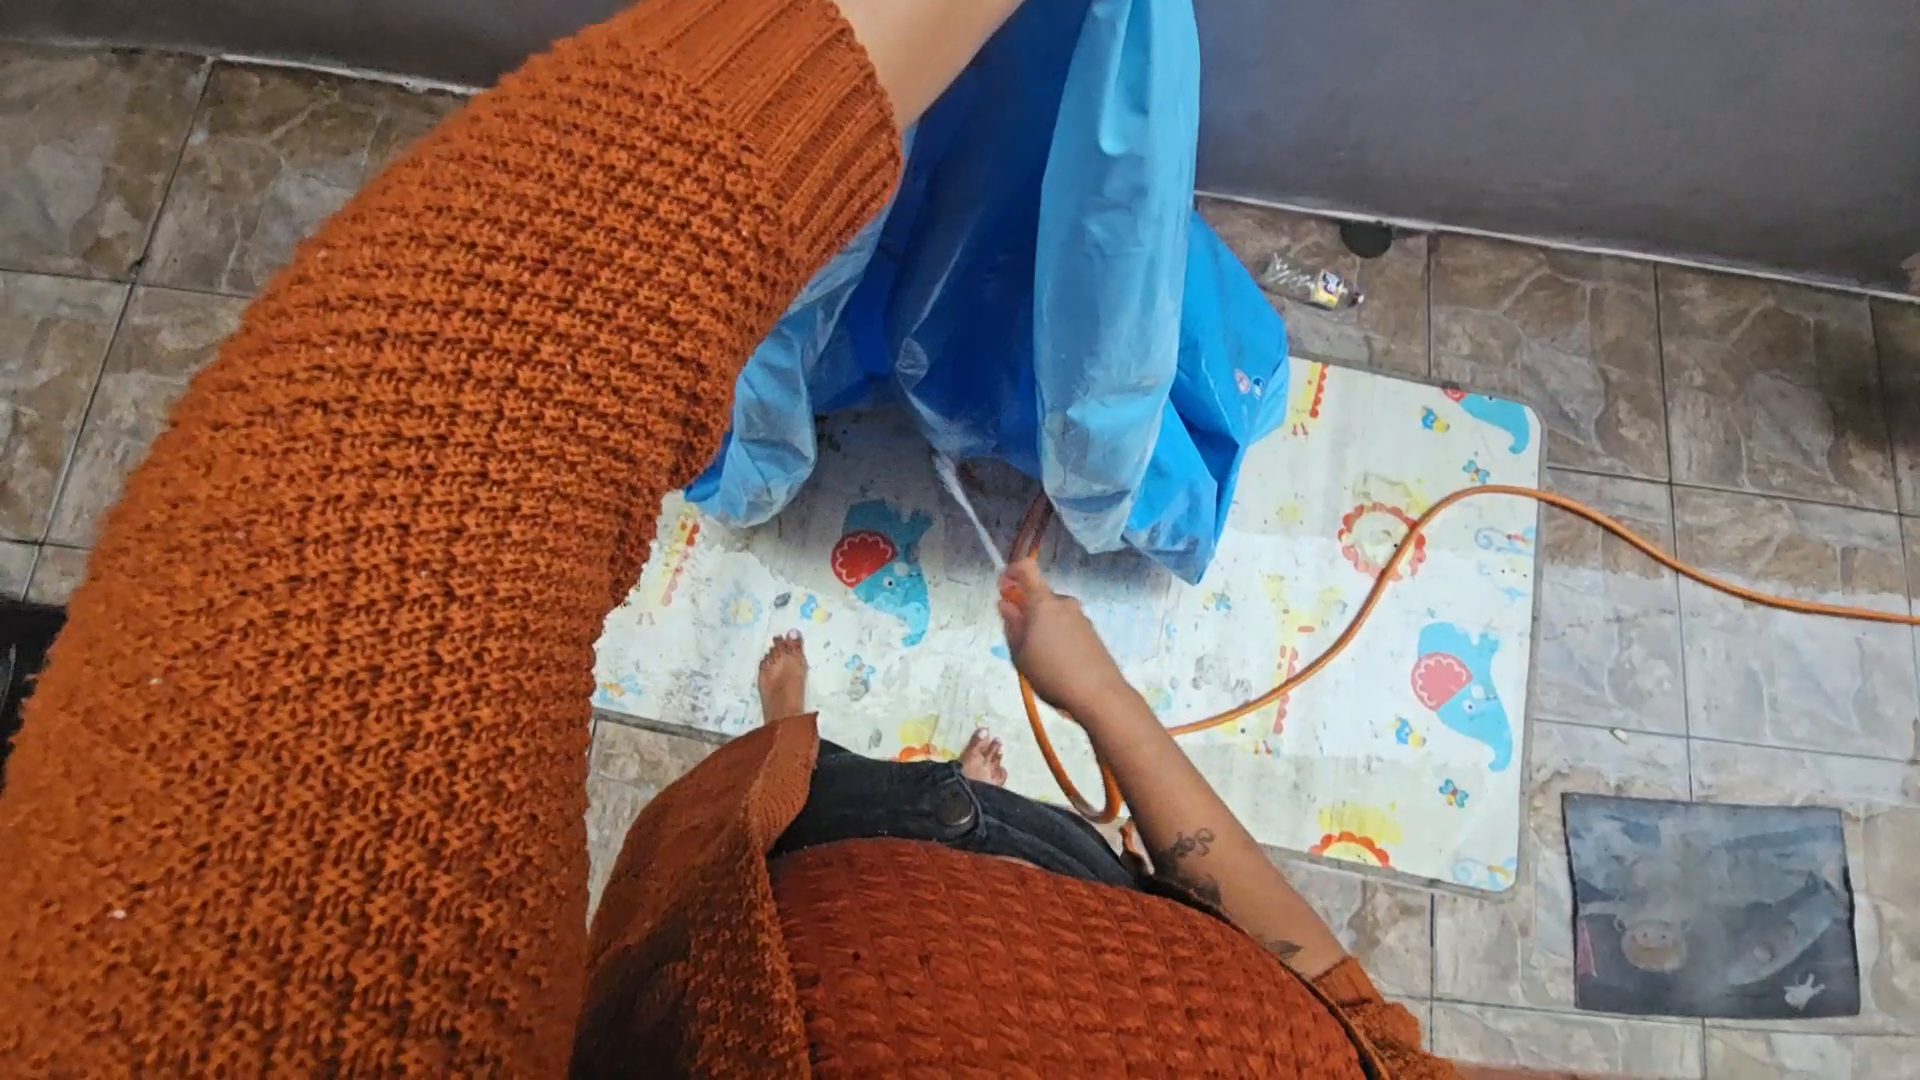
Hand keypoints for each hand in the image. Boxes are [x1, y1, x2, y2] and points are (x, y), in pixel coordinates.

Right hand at [997, 559, 1131, 718]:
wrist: (1099, 694)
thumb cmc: (1051, 672)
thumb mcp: (1020, 652)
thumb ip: (1012, 624)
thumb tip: (1006, 604)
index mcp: (1043, 602)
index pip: (1026, 569)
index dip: (1011, 571)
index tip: (1003, 589)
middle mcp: (1064, 603)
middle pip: (1039, 595)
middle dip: (1025, 608)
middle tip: (1017, 636)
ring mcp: (1080, 616)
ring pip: (1052, 611)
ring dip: (1040, 623)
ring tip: (1037, 655)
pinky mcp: (1091, 632)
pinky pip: (1065, 624)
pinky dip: (1055, 633)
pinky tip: (1056, 660)